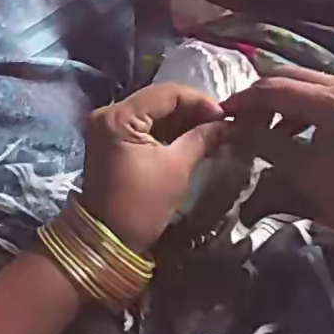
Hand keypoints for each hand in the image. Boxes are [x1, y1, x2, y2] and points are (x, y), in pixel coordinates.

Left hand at [79, 84, 231, 252]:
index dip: (201, 101)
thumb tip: (228, 124)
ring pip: (153, 112)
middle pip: (159, 99)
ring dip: (182, 121)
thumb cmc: (141, 205)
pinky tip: (191, 139)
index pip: (167, 93)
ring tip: (212, 133)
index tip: (226, 117)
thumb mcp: (176, 168)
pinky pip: (144, 125)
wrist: (106, 239)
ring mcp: (106, 126)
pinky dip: (167, 131)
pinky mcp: (110, 139)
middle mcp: (108, 113)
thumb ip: (201, 138)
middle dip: (193, 111)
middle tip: (222, 125)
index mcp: (119, 117)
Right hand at [222, 66, 333, 257]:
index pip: (274, 88)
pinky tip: (292, 130)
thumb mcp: (303, 171)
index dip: (244, 100)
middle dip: (261, 95)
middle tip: (239, 118)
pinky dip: (303, 107)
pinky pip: (326, 94)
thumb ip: (266, 143)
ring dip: (281, 101)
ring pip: (308, 83)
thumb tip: (237, 131)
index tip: (222, 115)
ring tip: (263, 127)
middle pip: (290, 77)